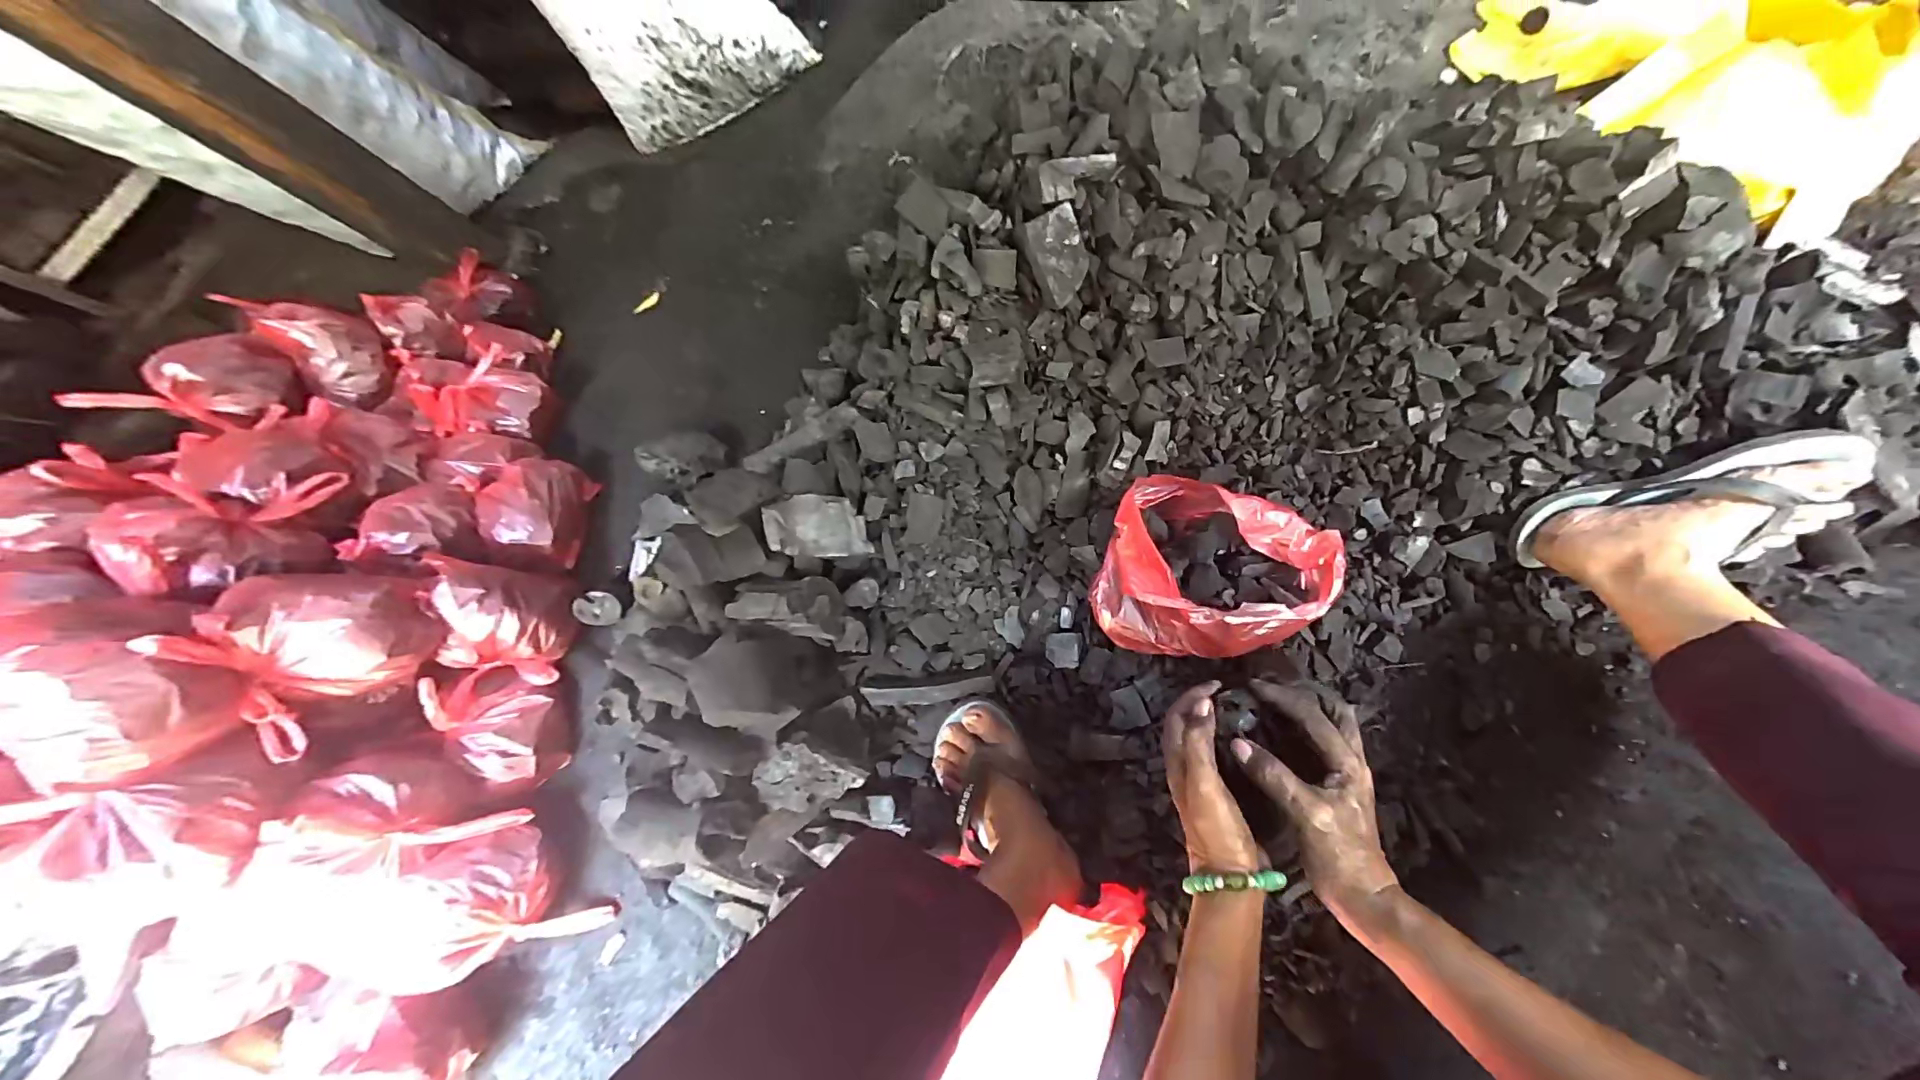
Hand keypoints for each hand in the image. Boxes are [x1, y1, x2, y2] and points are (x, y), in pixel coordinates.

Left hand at [1162, 681, 1262, 873]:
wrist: (1231, 875)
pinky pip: (1214, 754)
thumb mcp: (1205, 784)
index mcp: (1177, 764)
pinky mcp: (1218, 792)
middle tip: (1227, 691)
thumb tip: (1202, 704)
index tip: (1218, 684)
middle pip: (1184, 725)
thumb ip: (1200, 745)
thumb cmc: (1217, 829)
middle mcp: (1184, 769)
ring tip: (1235, 706)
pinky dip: (1223, 738)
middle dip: (1199, 703)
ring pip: (1198, 739)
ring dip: (1210, 719)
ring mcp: (1200, 781)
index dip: (1191, 696)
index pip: (1177, 718)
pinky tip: (1243, 738)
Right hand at [1231, 681, 1397, 917]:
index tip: (1251, 686)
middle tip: (1270, 687)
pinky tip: (1280, 733)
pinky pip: (1320, 745)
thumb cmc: (1338, 855)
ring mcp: (1346, 774)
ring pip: (1332, 726)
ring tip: (1275, 701)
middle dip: (1303, 692)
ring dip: (1307, 708)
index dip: (1282, 697)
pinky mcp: (1336, 787)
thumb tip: (1237, 742)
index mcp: (1348, 763)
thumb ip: (1273, 775)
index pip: (1313, 715)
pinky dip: (1302, 730)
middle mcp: (1351, 761)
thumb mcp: (1305, 813)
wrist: (1363, 896)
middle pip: (1334, 711)